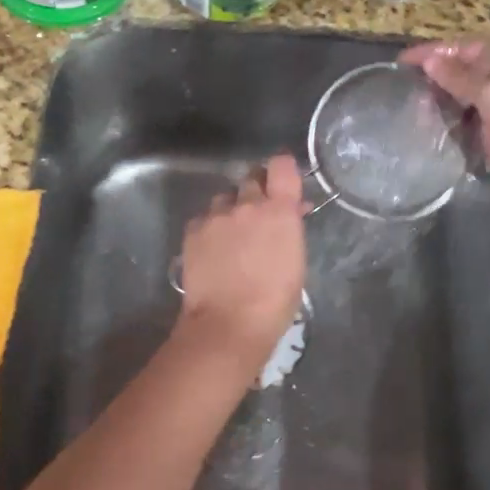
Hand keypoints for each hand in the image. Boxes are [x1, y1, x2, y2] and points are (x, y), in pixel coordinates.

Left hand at [175, 154, 307, 369]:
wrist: (227, 324)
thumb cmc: (274, 302)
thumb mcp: (296, 263)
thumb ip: (290, 229)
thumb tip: (290, 212)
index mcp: (280, 211)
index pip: (282, 166)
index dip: (282, 169)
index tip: (282, 181)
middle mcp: (247, 203)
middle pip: (251, 178)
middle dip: (256, 191)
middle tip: (258, 215)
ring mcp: (216, 215)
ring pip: (225, 198)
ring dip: (231, 210)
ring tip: (232, 236)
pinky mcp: (193, 229)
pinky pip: (205, 217)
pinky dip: (210, 227)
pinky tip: (213, 249)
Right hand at [398, 36, 489, 209]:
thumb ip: (458, 77)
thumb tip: (429, 60)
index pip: (467, 47)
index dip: (435, 52)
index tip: (402, 61)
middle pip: (466, 73)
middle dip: (437, 80)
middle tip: (407, 92)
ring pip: (467, 100)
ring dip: (444, 106)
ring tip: (417, 115)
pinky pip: (473, 126)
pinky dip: (455, 127)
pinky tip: (435, 132)